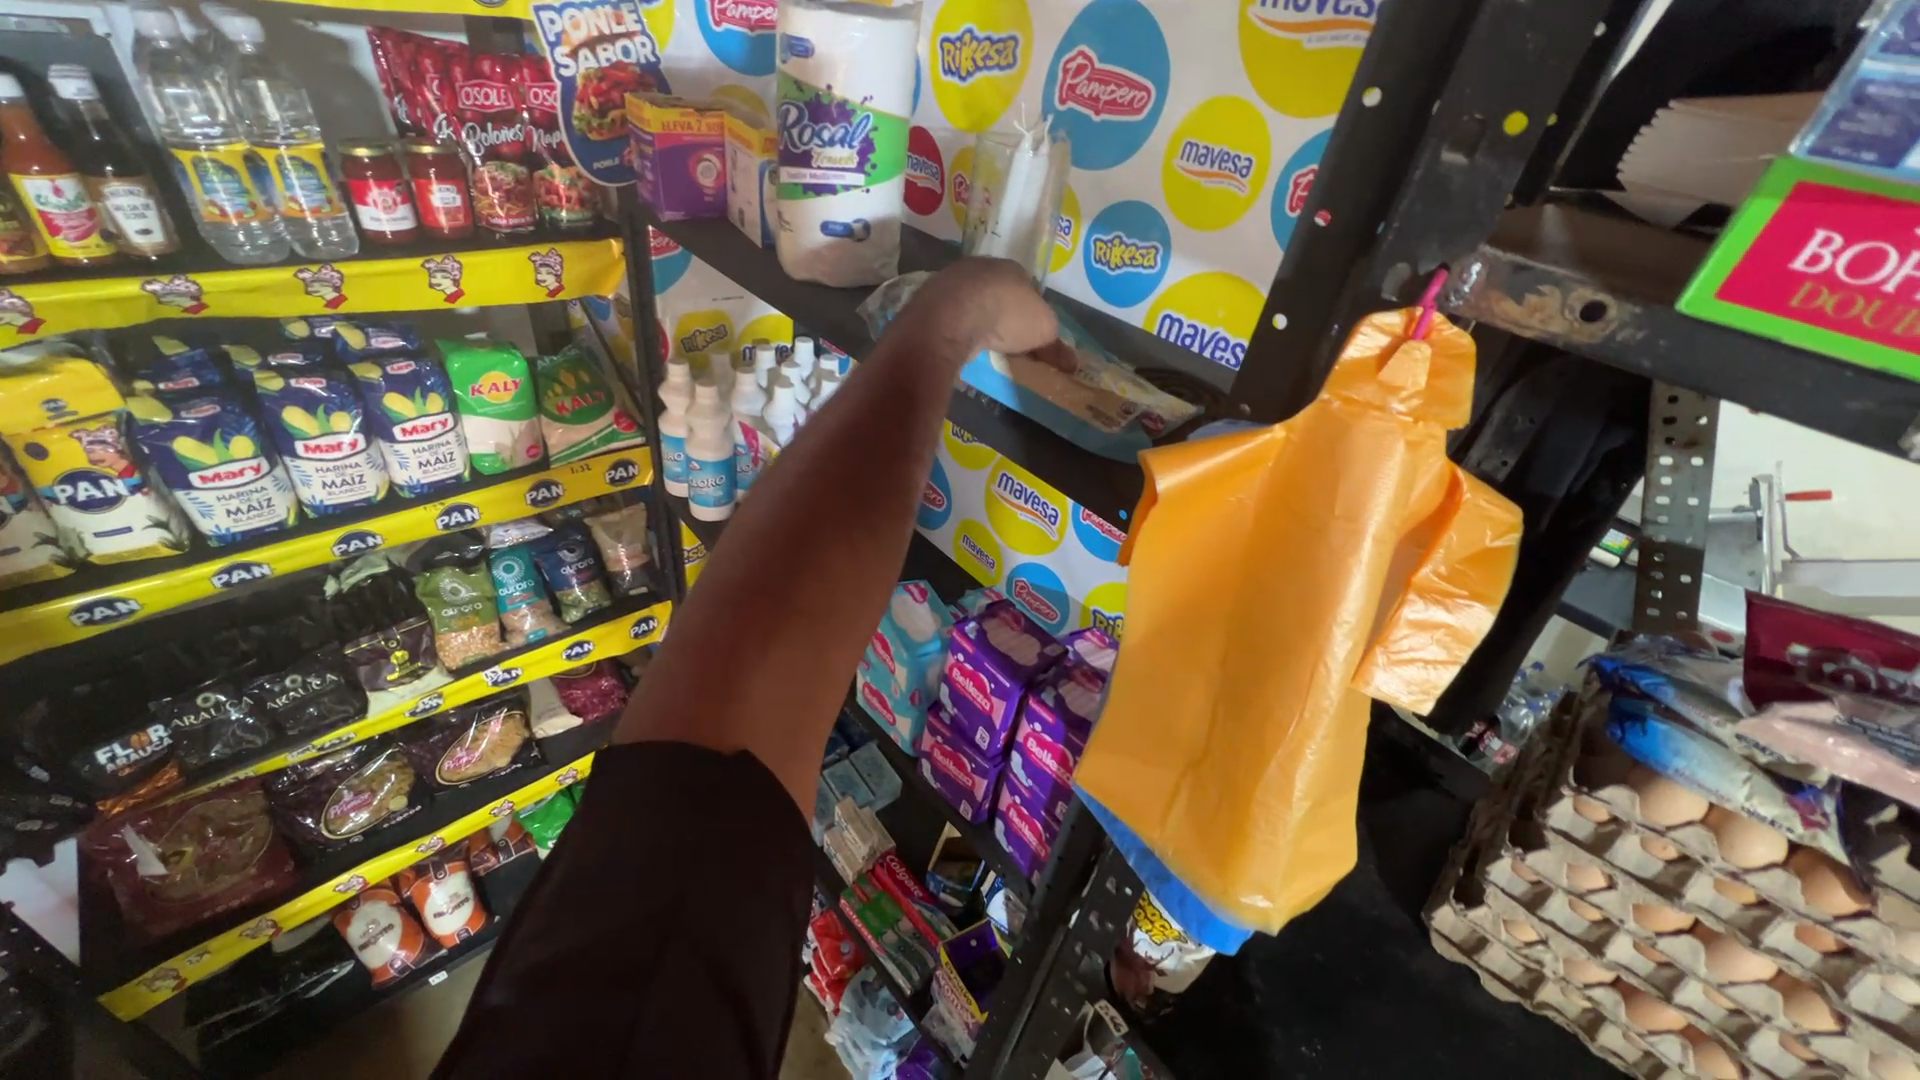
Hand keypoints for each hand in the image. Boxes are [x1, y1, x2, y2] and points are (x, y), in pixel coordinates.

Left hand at [903, 258, 1073, 370]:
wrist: (955, 313)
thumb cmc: (1008, 314)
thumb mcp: (1044, 332)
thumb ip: (1056, 346)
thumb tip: (1073, 364)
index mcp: (1012, 268)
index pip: (1025, 286)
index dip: (1029, 309)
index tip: (1029, 331)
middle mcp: (981, 267)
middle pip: (995, 291)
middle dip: (1000, 312)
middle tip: (1005, 339)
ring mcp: (951, 280)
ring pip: (968, 300)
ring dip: (974, 318)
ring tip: (980, 344)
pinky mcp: (929, 298)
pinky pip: (948, 314)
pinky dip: (954, 327)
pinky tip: (958, 342)